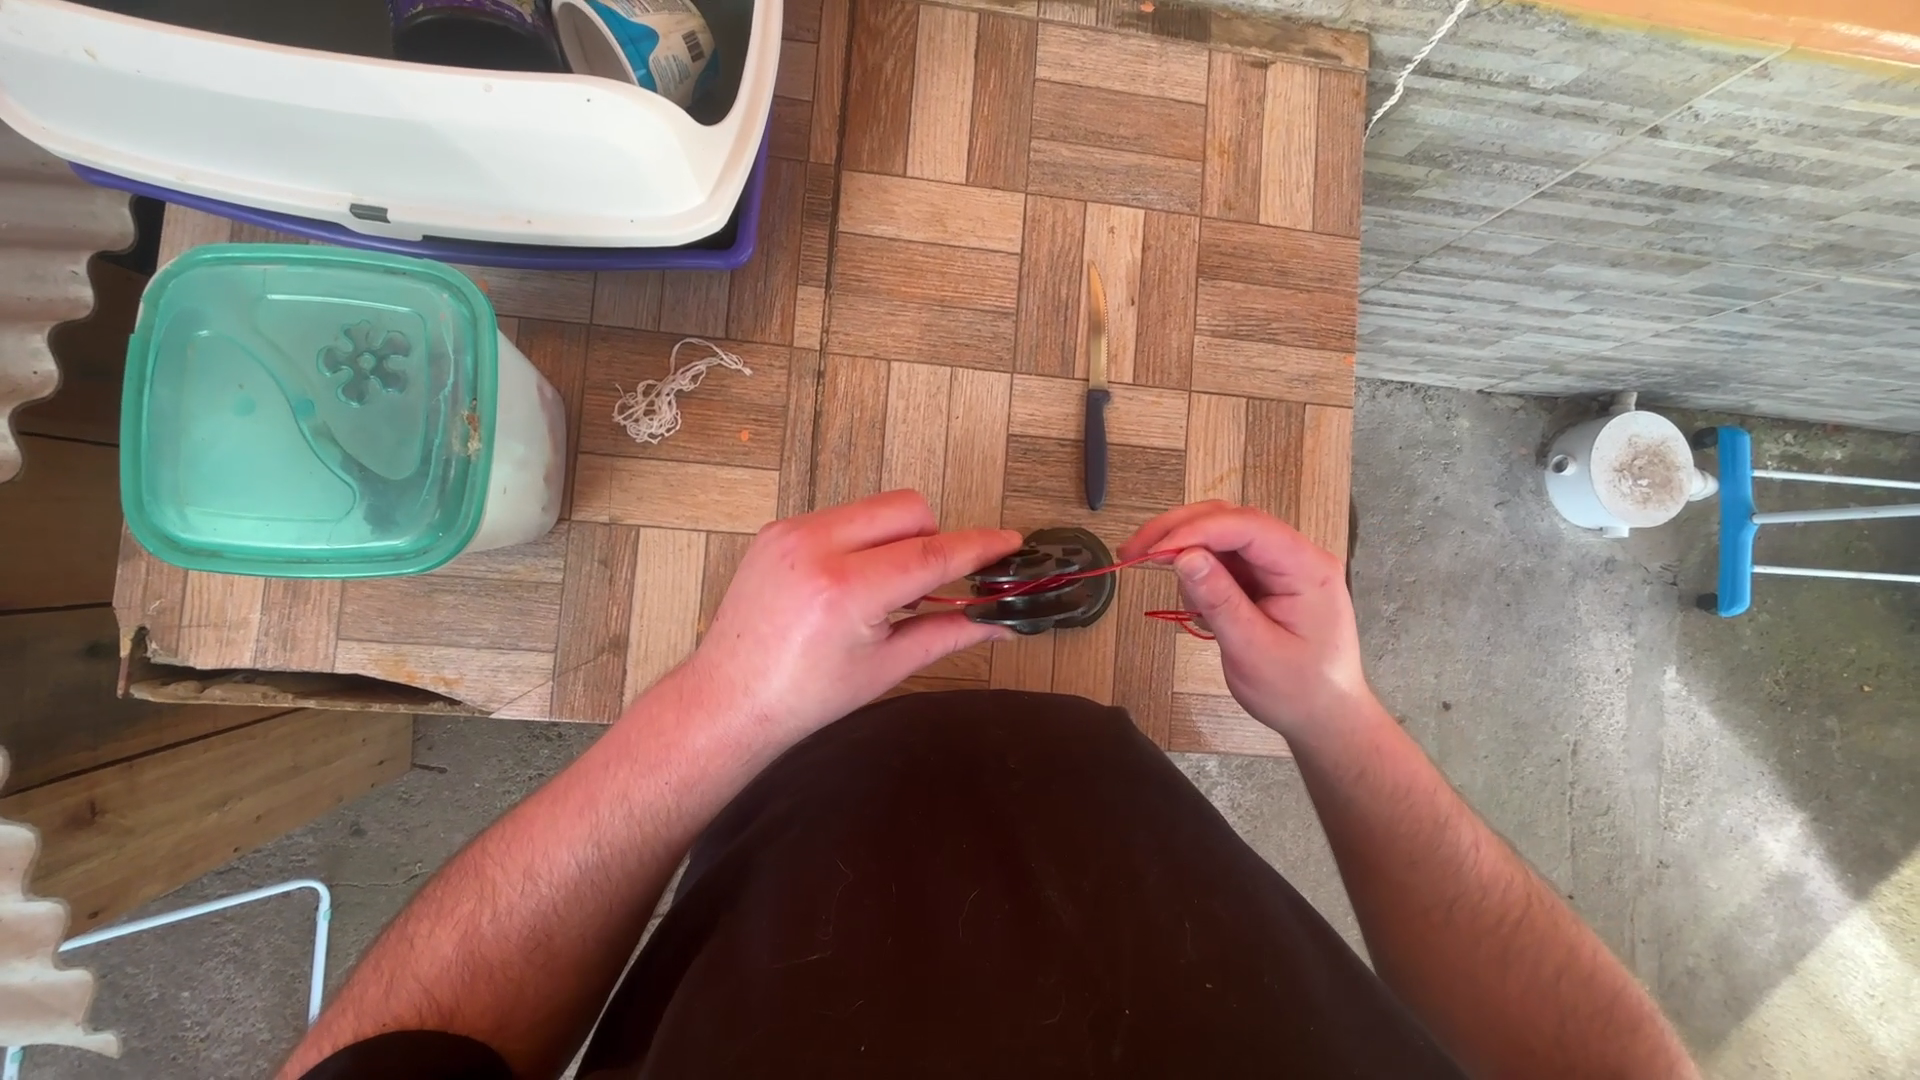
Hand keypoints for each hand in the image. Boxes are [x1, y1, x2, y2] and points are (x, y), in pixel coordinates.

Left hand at [679, 490, 1021, 749]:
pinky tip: (853, 582)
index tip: (1009, 542)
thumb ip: (948, 633)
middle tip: (929, 585)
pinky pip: (844, 516)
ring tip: (884, 590)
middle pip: (908, 508)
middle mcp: (814, 548)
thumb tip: (999, 622)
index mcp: (844, 590)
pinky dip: (864, 541)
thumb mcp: (886, 668)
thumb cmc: (802, 696)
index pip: (931, 553)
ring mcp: (791, 532)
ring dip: (898, 538)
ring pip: (876, 507)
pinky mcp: (779, 529)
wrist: (728, 699)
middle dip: (933, 538)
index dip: (978, 547)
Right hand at [1121, 502, 1372, 740]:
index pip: (1247, 526)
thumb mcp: (1253, 650)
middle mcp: (1294, 556)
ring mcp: (1277, 566)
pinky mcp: (1262, 579)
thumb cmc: (1296, 691)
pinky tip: (1191, 602)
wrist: (1323, 718)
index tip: (1152, 551)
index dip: (1196, 530)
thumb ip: (1219, 600)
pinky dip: (1195, 570)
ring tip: (1155, 575)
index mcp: (1306, 567)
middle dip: (1178, 530)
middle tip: (1132, 551)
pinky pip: (1222, 559)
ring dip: (1181, 547)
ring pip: (1221, 535)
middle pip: (1229, 519)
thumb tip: (1182, 557)